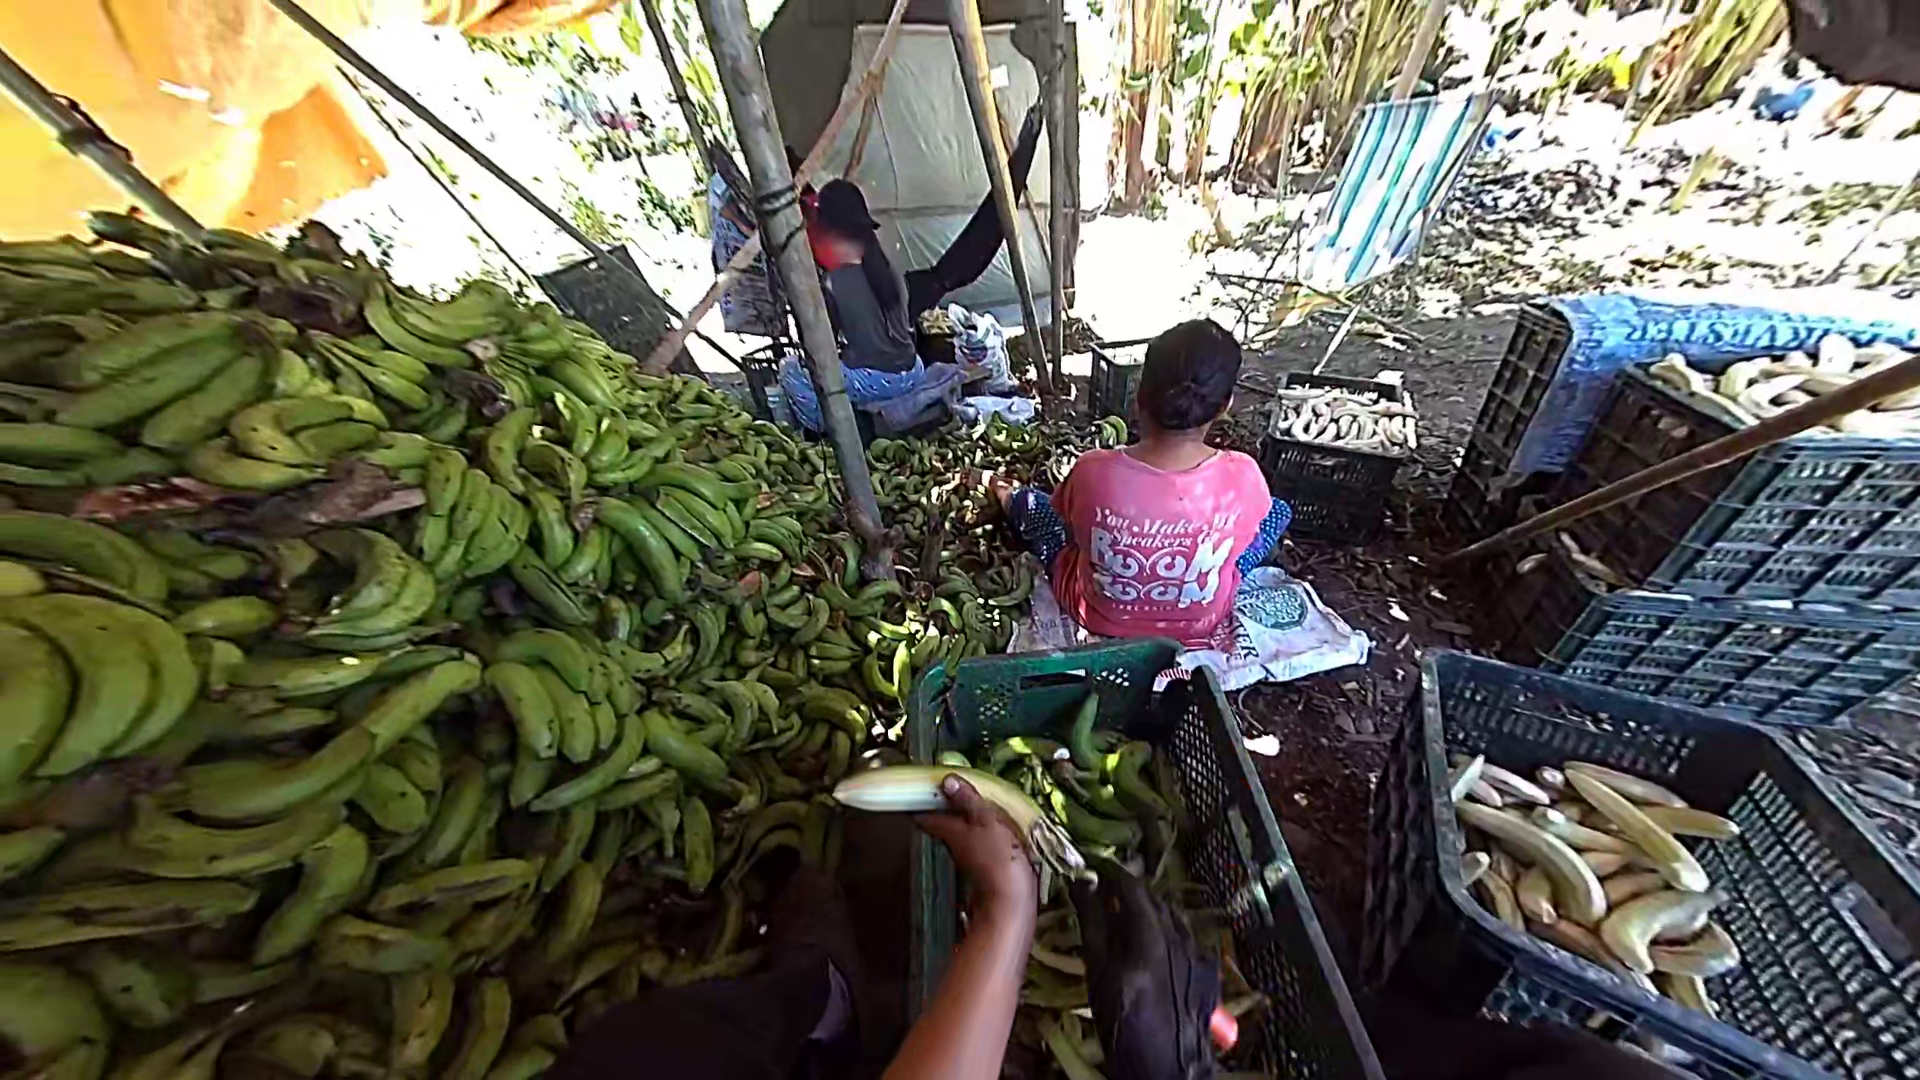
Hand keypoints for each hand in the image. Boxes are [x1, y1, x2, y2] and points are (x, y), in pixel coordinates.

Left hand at [915, 776, 1035, 921]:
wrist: (1012, 906)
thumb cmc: (997, 859)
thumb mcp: (985, 820)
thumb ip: (968, 800)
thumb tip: (947, 780)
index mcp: (950, 830)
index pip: (925, 817)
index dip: (920, 804)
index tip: (919, 791)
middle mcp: (955, 845)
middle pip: (943, 824)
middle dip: (945, 808)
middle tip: (950, 791)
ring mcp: (970, 858)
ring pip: (961, 833)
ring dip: (965, 819)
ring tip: (975, 803)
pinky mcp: (986, 868)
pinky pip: (979, 843)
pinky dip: (982, 832)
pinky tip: (995, 827)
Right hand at [1070, 862, 1219, 1079]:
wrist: (1165, 1070)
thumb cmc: (1123, 1022)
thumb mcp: (1097, 970)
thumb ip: (1091, 920)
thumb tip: (1082, 882)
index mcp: (1150, 932)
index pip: (1129, 883)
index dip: (1109, 871)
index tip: (1092, 868)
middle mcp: (1177, 935)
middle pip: (1149, 897)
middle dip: (1125, 892)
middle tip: (1103, 897)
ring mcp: (1196, 952)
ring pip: (1167, 915)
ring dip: (1145, 911)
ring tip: (1124, 922)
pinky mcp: (1206, 970)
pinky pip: (1183, 937)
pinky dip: (1164, 932)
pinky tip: (1151, 949)